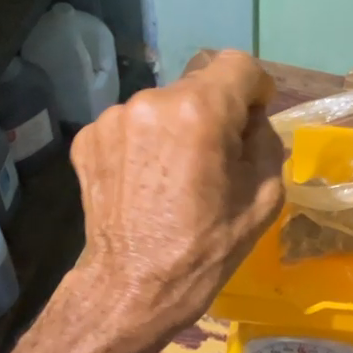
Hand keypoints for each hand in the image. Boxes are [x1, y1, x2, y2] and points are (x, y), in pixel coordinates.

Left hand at [70, 50, 284, 332]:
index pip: (239, 64)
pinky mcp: (88, 137)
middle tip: (216, 160)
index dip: (255, 88)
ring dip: (177, 128)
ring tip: (176, 177)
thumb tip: (250, 120)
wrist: (132, 287)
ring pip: (164, 106)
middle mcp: (152, 101)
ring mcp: (113, 118)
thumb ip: (265, 143)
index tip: (254, 119)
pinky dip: (146, 145)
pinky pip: (133, 126)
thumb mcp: (263, 199)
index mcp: (200, 112)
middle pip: (198, 84)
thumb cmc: (206, 250)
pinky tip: (147, 184)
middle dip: (215, 112)